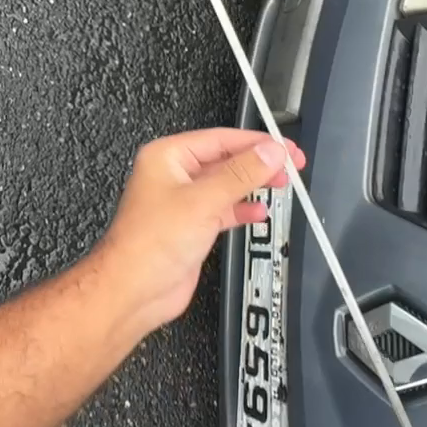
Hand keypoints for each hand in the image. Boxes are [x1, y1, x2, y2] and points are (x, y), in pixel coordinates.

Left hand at [88, 128, 305, 337]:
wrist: (135, 288)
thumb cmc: (150, 242)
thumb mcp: (202, 201)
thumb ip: (240, 175)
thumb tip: (268, 152)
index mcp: (167, 156)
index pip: (218, 139)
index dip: (254, 142)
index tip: (283, 147)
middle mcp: (173, 174)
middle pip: (223, 159)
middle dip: (257, 162)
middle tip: (290, 164)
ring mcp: (182, 200)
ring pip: (225, 184)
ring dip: (252, 184)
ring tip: (282, 183)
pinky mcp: (191, 225)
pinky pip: (222, 208)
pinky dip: (241, 208)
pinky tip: (259, 211)